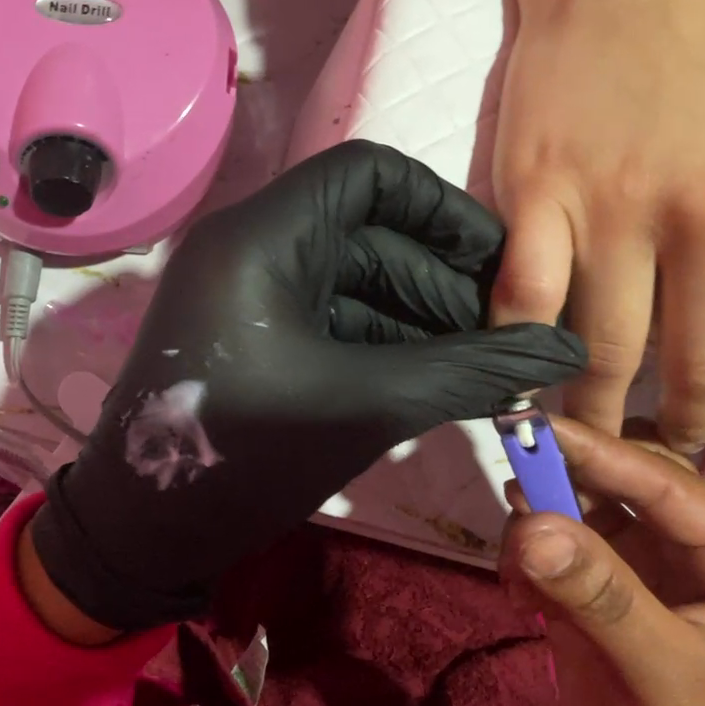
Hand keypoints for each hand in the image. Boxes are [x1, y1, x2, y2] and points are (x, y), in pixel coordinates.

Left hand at [28, 141, 588, 632]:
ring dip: (415, 319)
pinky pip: (323, 320)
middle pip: (364, 233)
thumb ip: (466, 370)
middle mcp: (248, 249)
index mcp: (260, 237)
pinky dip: (377, 343)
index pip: (366, 175)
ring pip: (346, 282)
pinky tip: (432, 381)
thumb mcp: (363, 407)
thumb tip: (562, 351)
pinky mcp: (246, 340)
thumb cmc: (244, 454)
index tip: (501, 264)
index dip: (442, 208)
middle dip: (439, 282)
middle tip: (507, 336)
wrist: (142, 530)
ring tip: (484, 367)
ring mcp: (243, 297)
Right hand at [500, 417, 704, 705]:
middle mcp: (696, 555)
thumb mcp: (665, 678)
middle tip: (511, 486)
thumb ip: (600, 595)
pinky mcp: (599, 599)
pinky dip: (527, 562)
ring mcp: (643, 576)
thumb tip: (528, 521)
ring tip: (517, 569)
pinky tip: (519, 596)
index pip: (670, 487)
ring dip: (540, 527)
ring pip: (579, 514)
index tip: (531, 427)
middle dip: (565, 485)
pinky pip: (553, 552)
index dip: (601, 454)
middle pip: (622, 487)